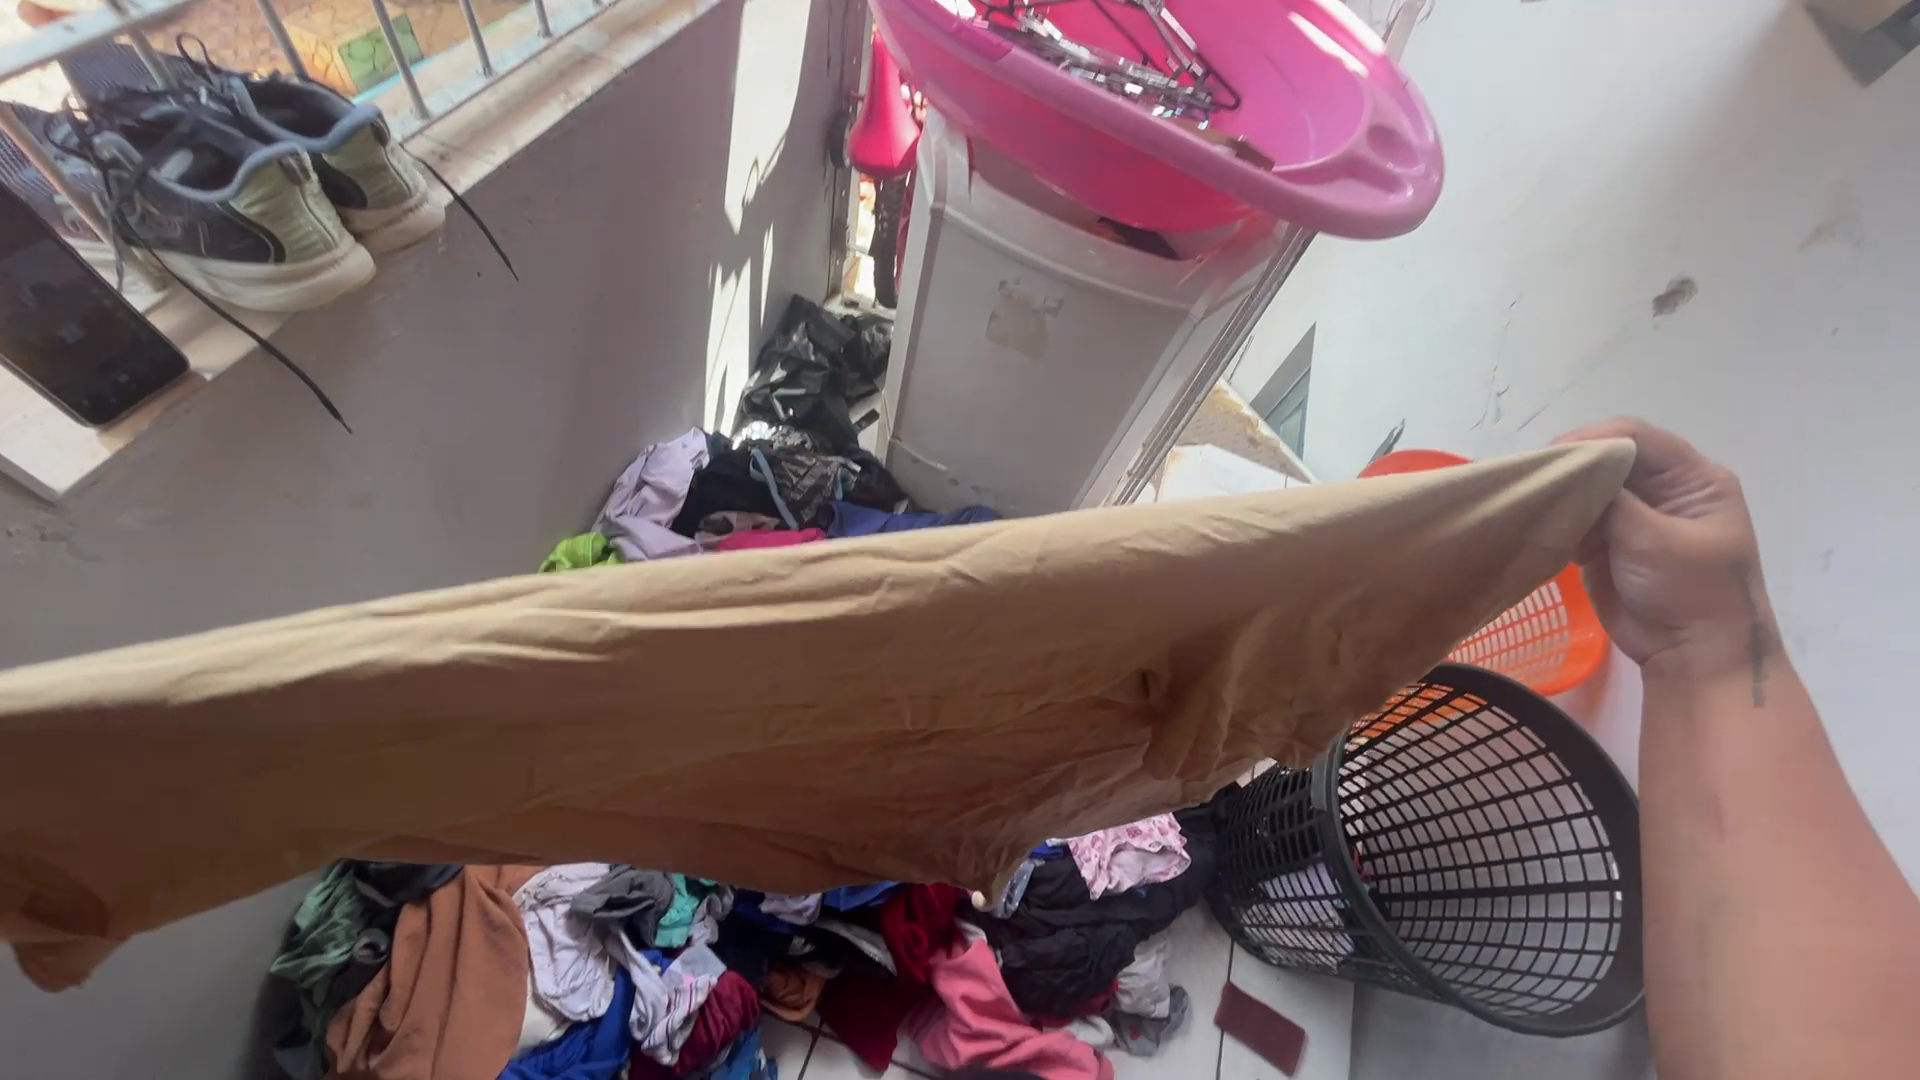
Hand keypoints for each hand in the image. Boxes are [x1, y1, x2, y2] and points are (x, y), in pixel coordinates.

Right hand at [1553, 418, 1774, 679]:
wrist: (1690, 651)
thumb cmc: (1690, 591)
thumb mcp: (1654, 539)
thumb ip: (1614, 500)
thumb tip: (1571, 469)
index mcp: (1693, 480)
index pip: (1636, 437)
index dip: (1592, 440)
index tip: (1550, 458)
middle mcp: (1662, 490)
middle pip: (1607, 457)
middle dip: (1568, 464)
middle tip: (1531, 479)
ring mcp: (1632, 516)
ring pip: (1585, 486)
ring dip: (1557, 491)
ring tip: (1527, 499)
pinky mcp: (1604, 540)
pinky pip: (1573, 515)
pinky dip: (1553, 515)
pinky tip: (1535, 521)